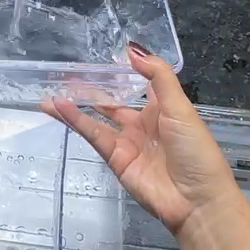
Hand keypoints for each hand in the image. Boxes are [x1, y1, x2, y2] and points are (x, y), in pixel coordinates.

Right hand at [44, 45, 242, 234]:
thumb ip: (158, 76)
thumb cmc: (195, 150)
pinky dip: (76, 121)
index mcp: (162, 109)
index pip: (138, 85)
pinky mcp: (115, 159)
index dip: (122, 72)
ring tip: (52, 92)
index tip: (102, 57)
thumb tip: (132, 50)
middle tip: (67, 75)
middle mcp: (143, 124)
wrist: (197, 200)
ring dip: (75, 105)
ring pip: (97, 118)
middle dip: (92, 90)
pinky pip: (94, 135)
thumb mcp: (181, 107)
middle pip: (112, 102)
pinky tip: (59, 107)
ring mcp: (127, 142)